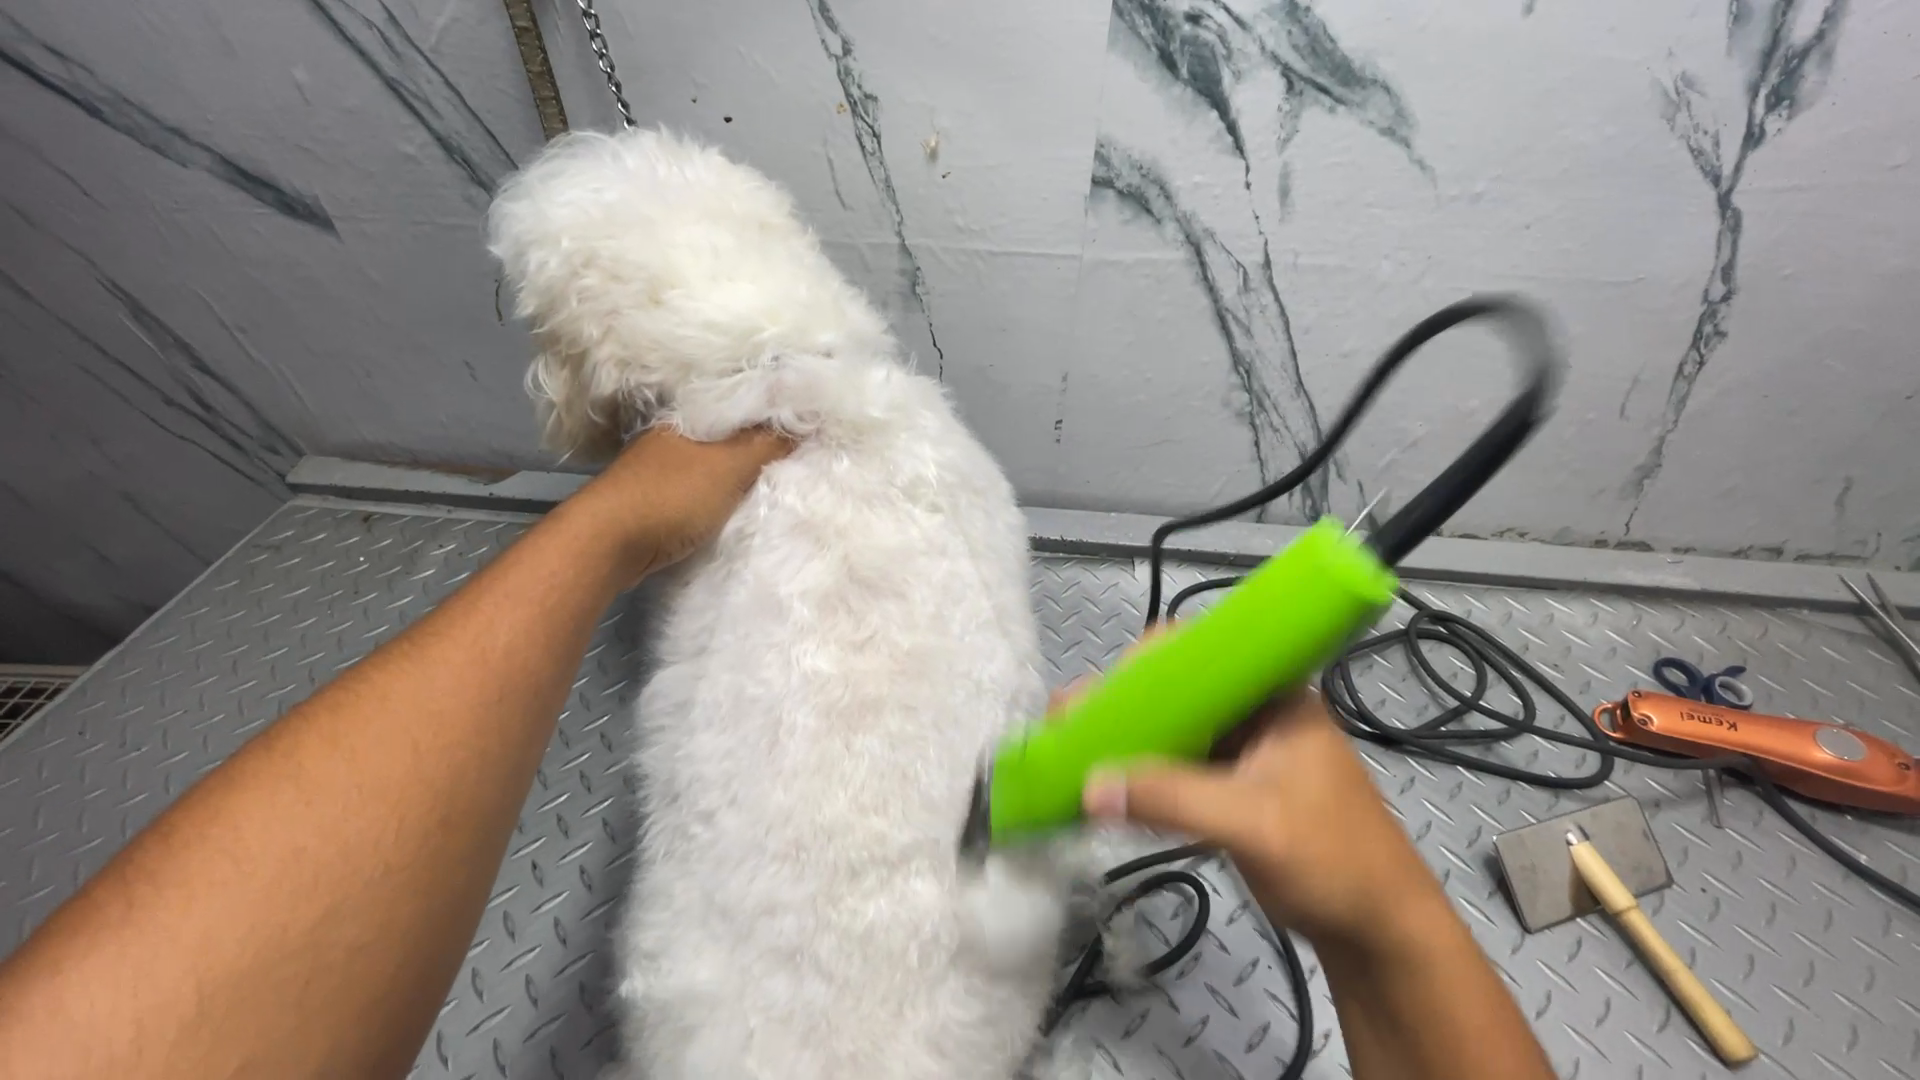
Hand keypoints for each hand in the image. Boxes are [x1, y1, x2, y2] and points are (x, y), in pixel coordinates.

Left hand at [564, 426, 791, 588]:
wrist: (607, 544)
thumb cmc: (671, 496)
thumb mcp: (730, 466)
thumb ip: (766, 443)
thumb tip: (804, 419)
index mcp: (688, 419)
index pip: (739, 407)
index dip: (772, 416)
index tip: (807, 428)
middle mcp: (671, 439)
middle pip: (726, 438)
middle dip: (757, 445)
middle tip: (800, 455)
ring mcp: (659, 472)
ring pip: (712, 465)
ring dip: (739, 473)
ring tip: (777, 480)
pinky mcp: (654, 504)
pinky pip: (701, 492)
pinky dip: (722, 496)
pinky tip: (739, 505)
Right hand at [1079, 687, 1446, 951]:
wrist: (1377, 931)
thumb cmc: (1334, 860)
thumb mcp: (1255, 823)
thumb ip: (1173, 799)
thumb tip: (1089, 788)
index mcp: (1272, 695)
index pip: (1201, 651)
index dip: (1147, 663)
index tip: (1103, 692)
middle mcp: (1252, 710)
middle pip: (1175, 688)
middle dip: (1121, 701)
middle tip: (1067, 719)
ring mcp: (1238, 749)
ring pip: (1168, 727)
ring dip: (1122, 737)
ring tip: (1068, 746)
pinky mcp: (1225, 785)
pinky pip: (1171, 765)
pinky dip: (1136, 772)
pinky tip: (1098, 782)